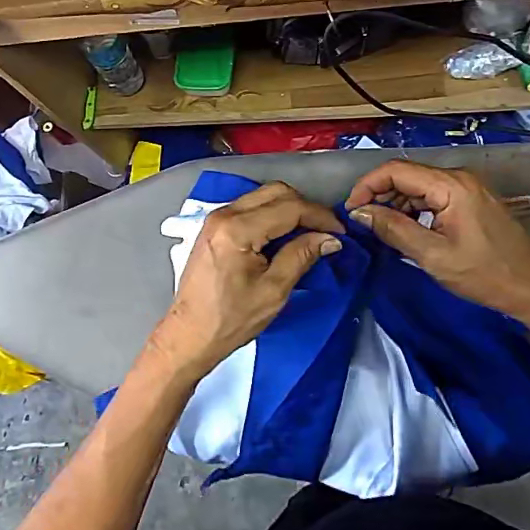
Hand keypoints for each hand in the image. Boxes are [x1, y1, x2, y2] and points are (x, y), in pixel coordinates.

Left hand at [142, 181, 343, 381]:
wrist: (188, 336)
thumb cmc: (231, 319)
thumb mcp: (274, 290)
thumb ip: (302, 256)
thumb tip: (330, 238)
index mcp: (237, 230)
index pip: (290, 208)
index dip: (320, 217)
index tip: (340, 233)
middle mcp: (225, 214)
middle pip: (277, 192)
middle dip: (307, 207)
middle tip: (326, 231)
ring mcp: (217, 218)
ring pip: (264, 196)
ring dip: (291, 208)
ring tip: (311, 232)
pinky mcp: (215, 226)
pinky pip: (252, 206)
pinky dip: (274, 213)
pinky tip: (287, 234)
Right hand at [344, 161, 529, 322]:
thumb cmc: (485, 273)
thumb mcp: (433, 255)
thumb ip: (395, 230)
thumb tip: (361, 213)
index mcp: (451, 185)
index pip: (397, 170)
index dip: (368, 186)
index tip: (351, 211)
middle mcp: (459, 178)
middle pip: (408, 176)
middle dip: (381, 196)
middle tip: (363, 225)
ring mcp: (468, 188)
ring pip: (420, 187)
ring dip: (397, 205)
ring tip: (381, 232)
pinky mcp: (472, 201)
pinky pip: (435, 198)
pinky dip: (416, 211)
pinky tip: (406, 232)